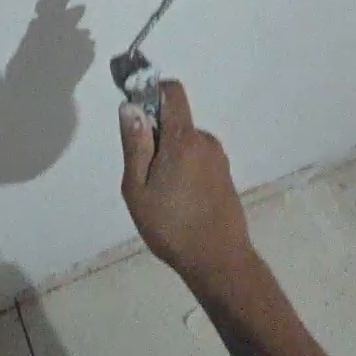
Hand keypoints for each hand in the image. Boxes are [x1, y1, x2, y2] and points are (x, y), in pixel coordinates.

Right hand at [119, 80, 255, 290]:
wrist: (220, 264)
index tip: (135, 113)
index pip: (172, 91)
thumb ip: (134, 144)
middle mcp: (204, 141)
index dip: (151, 91)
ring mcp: (218, 159)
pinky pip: (197, 159)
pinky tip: (179, 202)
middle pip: (175, 121)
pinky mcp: (225, 176)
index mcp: (183, 139)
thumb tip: (130, 106)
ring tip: (161, 194)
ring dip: (170, 156)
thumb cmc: (172, 227)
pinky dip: (184, 169)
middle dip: (155, 136)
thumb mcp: (138, 188)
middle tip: (143, 174)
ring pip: (185, 142)